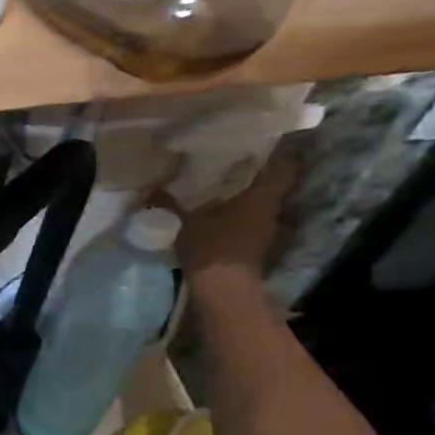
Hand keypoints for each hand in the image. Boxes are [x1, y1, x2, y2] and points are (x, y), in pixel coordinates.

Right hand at [176, 139, 303, 282]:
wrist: (224, 293)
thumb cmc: (212, 248)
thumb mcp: (186, 223)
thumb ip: (170, 205)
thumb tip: (150, 191)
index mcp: (263, 195)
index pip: (285, 164)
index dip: (277, 151)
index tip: (260, 141)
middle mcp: (272, 210)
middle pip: (273, 184)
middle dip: (258, 173)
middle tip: (235, 161)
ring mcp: (267, 231)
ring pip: (263, 205)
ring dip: (248, 197)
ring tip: (225, 187)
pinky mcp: (256, 248)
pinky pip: (252, 223)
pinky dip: (241, 217)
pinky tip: (221, 215)